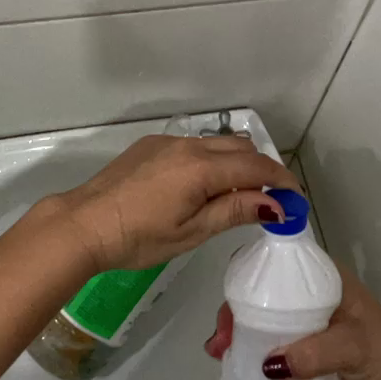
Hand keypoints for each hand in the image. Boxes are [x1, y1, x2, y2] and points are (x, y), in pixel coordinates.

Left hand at [46, 133, 299, 271]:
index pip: (256, 165)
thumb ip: (234, 210)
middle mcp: (188, 145)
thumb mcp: (192, 231)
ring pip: (216, 143)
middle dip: (261, 168)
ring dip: (235, 162)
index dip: (281, 180)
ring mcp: (167, 142)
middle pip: (240, 147)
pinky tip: (200, 187)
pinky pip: (193, 145)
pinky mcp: (150, 145)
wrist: (84, 224)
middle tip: (269, 199)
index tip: (295, 199)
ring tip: (236, 194)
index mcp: (202, 167)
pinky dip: (210, 160)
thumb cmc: (139, 237)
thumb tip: (274, 203)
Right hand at [205, 262, 380, 379]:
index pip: (278, 261)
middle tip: (220, 336)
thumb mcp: (352, 346)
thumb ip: (315, 352)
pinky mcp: (300, 344)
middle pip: (263, 289)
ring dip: (239, 329)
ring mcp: (304, 318)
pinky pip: (269, 340)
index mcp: (323, 275)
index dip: (249, 275)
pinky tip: (233, 361)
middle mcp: (309, 291)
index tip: (229, 301)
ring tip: (220, 351)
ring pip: (263, 316)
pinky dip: (250, 347)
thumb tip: (269, 364)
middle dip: (236, 308)